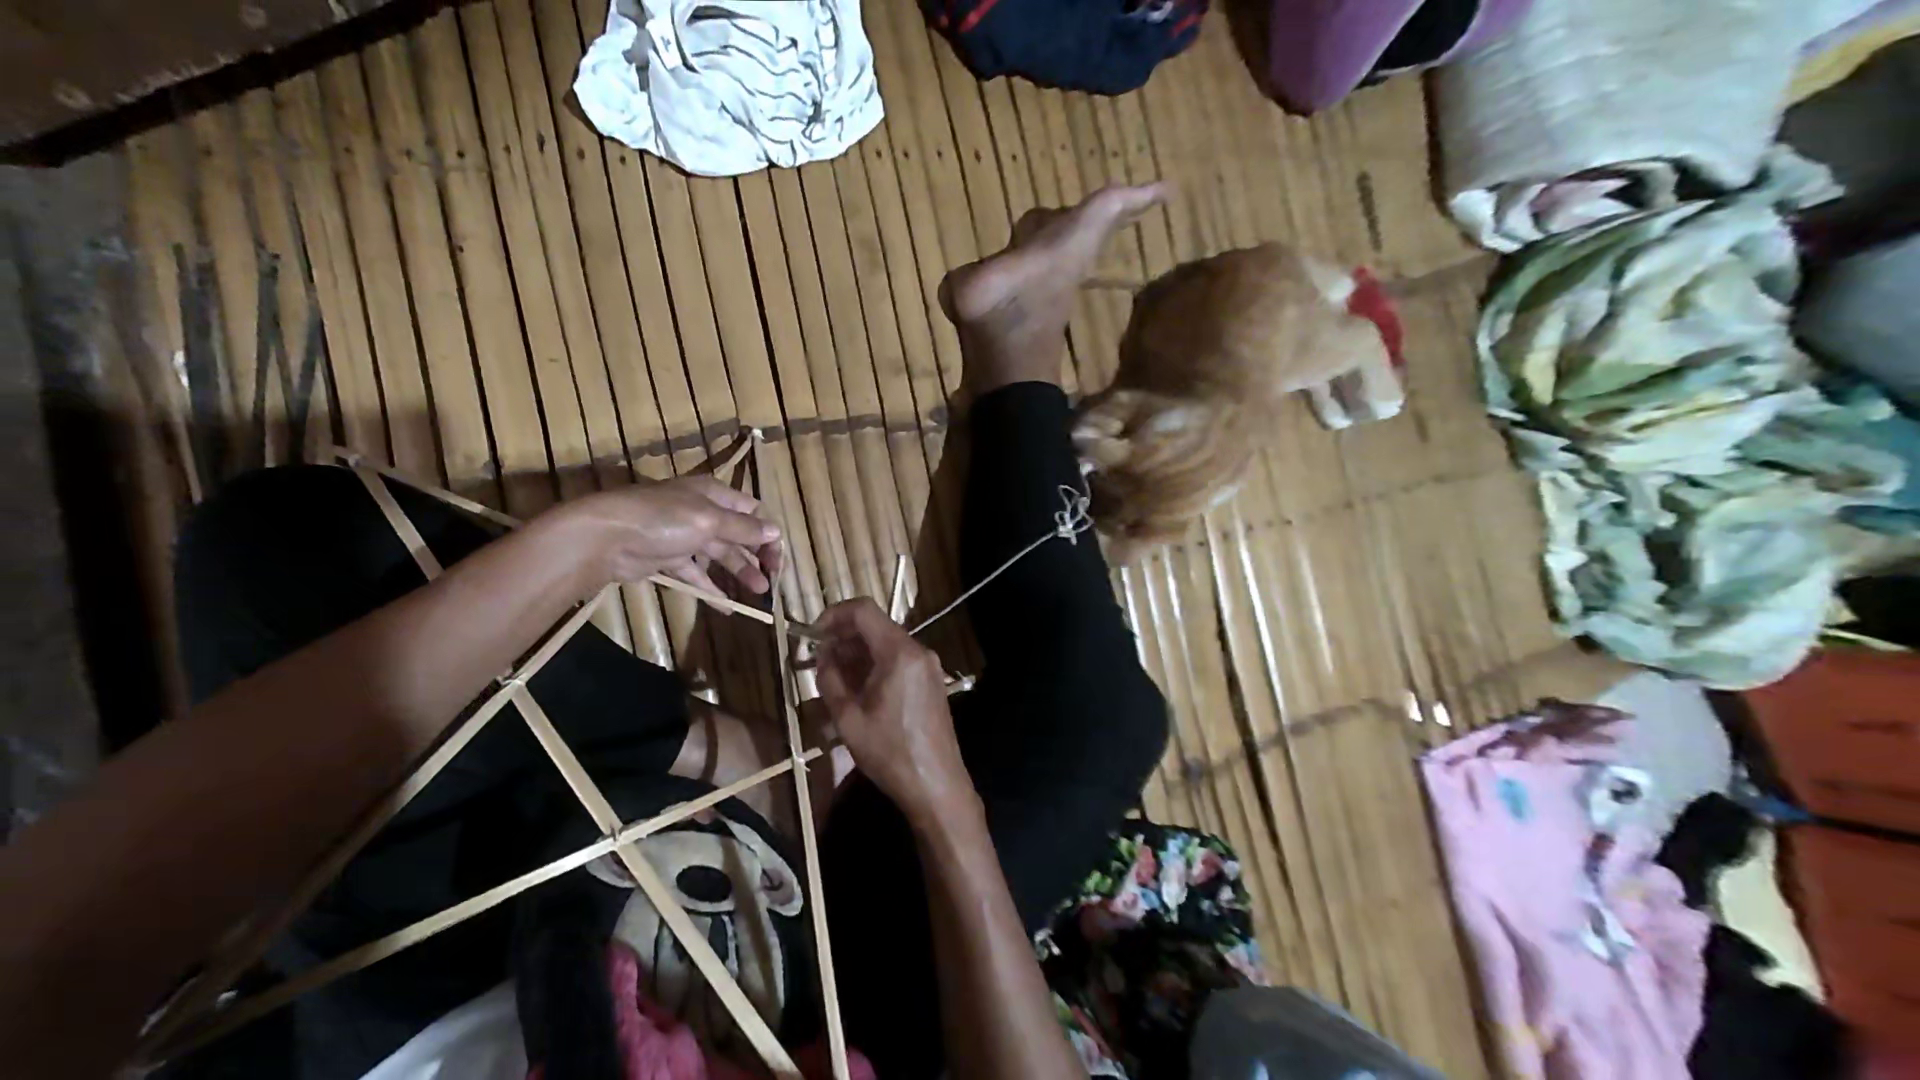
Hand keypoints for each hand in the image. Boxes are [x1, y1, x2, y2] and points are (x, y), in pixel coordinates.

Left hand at [552, 475, 781, 594]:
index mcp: (713, 494)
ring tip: (759, 593)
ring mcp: (683, 536)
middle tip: (772, 579)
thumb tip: (775, 532)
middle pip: (738, 534)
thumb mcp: (709, 520)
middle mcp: (701, 512)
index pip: (751, 511)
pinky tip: (728, 608)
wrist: (605, 537)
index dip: (767, 533)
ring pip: (720, 556)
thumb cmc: (662, 519)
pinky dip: (712, 589)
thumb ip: (743, 528)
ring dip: (740, 573)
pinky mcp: (667, 558)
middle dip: (757, 556)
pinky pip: (697, 574)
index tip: (777, 558)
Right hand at [814, 599, 973, 824]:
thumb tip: (822, 655)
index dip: (833, 615)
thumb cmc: (890, 753)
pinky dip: (874, 664)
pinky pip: (897, 660)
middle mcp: (918, 651)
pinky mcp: (930, 681)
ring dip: (856, 653)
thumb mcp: (849, 718)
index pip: (863, 610)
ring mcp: (928, 665)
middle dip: (842, 637)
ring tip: (829, 676)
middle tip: (815, 659)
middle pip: (875, 626)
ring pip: (885, 643)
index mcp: (899, 653)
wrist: (936, 785)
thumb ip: (830, 679)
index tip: (812, 634)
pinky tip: (855, 687)